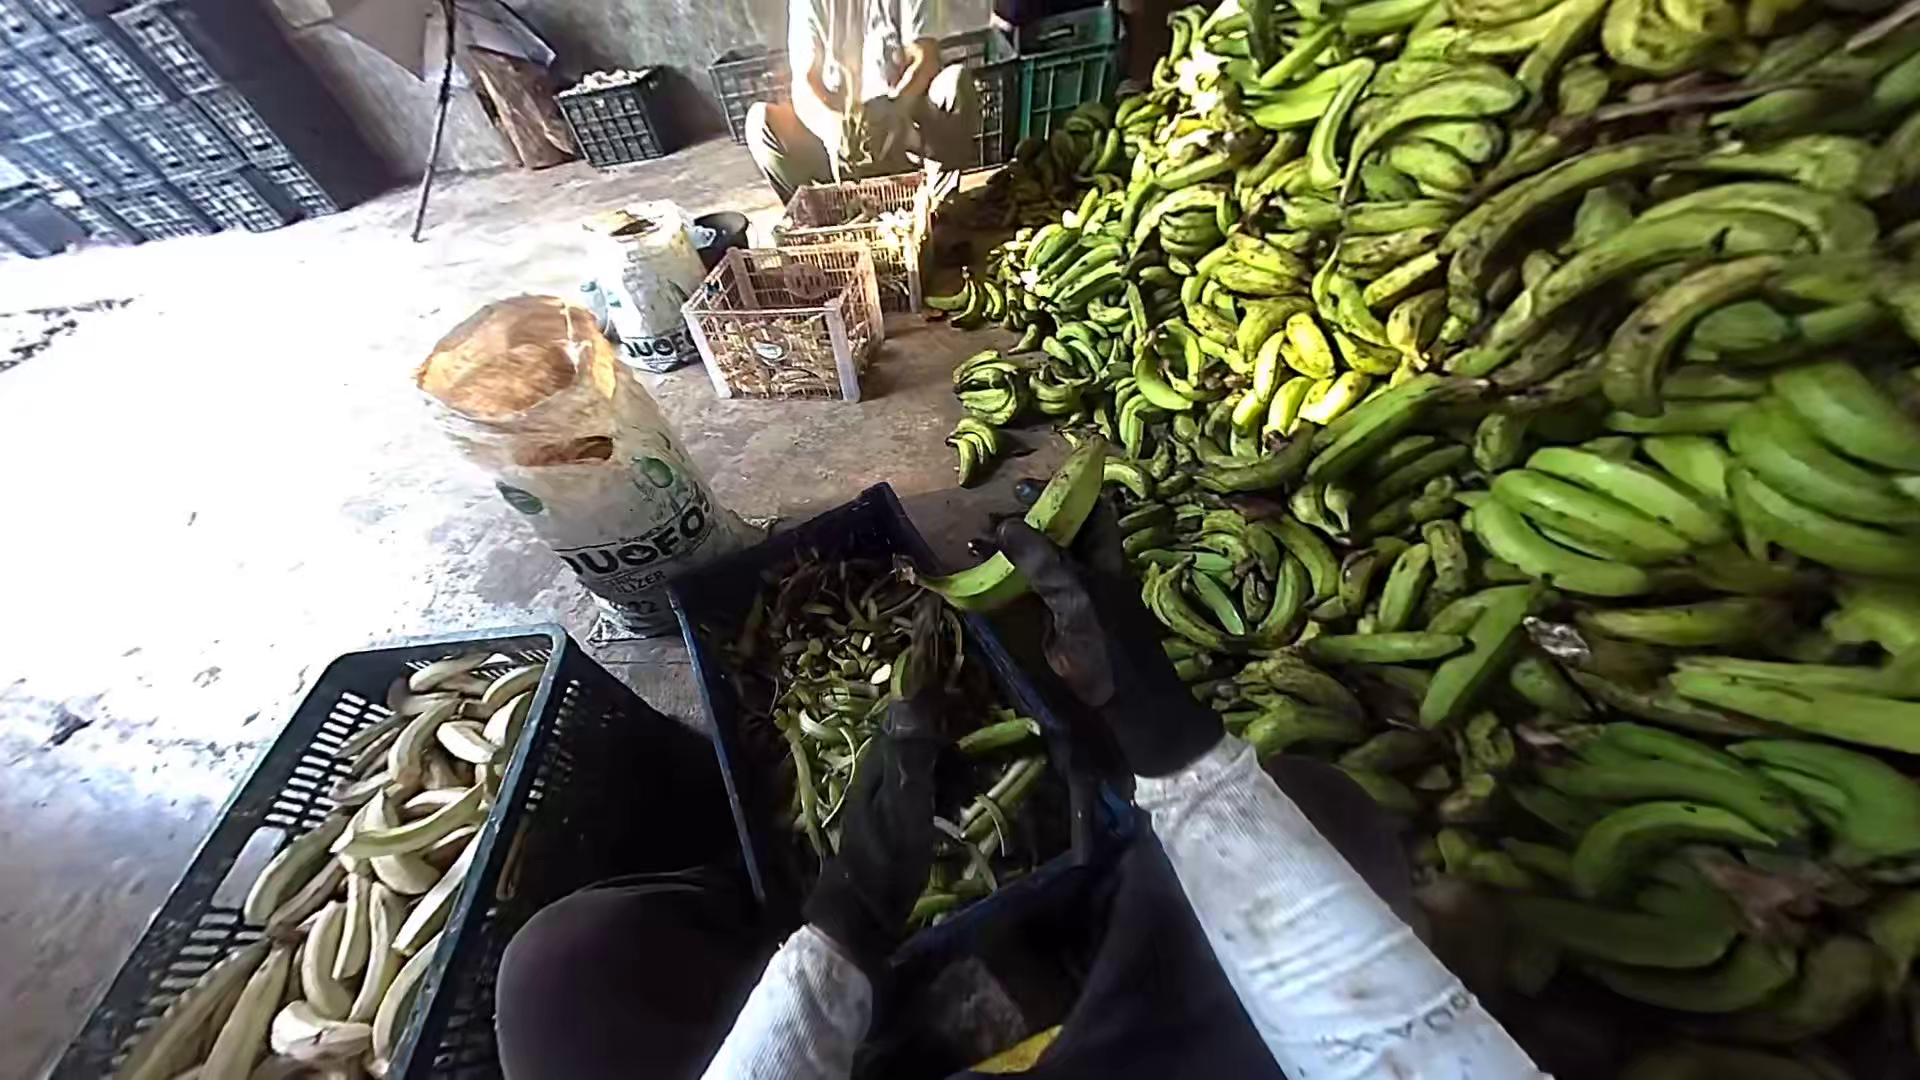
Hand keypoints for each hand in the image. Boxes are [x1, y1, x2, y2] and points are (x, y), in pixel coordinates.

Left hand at [802, 691, 942, 976]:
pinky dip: (938, 789)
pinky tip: (953, 807)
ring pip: (917, 763)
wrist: (863, 909)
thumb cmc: (887, 853)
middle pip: (913, 739)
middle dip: (943, 741)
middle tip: (970, 758)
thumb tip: (912, 700)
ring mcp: (881, 793)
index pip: (904, 717)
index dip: (930, 706)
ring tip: (967, 786)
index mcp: (878, 762)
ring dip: (944, 767)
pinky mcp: (889, 815)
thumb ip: (910, 752)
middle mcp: (876, 770)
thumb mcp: (906, 802)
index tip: (959, 704)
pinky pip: (918, 787)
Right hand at [995, 503, 1223, 777]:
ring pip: (1037, 560)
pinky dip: (1003, 580)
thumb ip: (1044, 561)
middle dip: (1023, 520)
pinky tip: (981, 574)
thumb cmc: (1110, 649)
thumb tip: (1005, 524)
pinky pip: (1025, 590)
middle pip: (1056, 532)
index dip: (1062, 490)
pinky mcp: (1052, 621)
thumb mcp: (1077, 598)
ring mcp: (1068, 596)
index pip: (1087, 508)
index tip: (1022, 487)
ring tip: (976, 542)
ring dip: (1009, 549)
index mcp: (1102, 556)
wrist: (1126, 709)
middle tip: (987, 518)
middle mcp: (1086, 569)